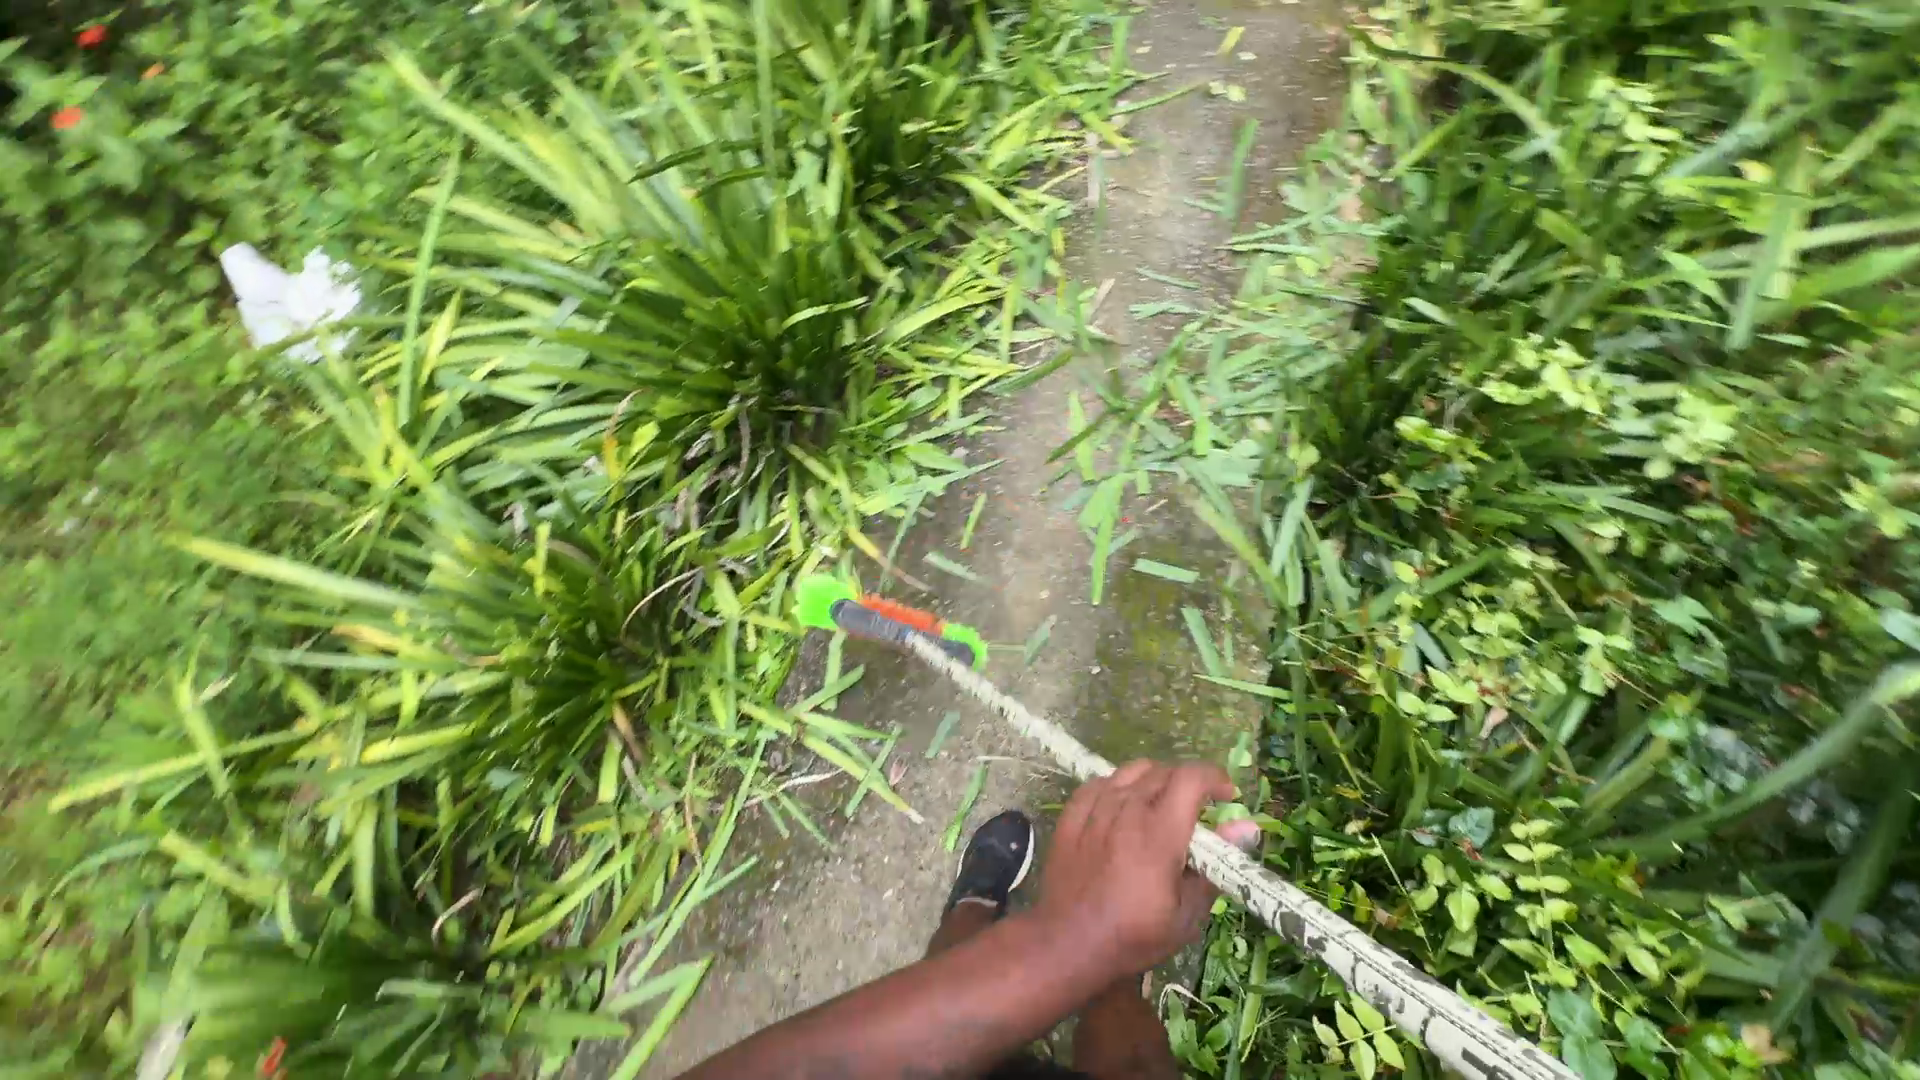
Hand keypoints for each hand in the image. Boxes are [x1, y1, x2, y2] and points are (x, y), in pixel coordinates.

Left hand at [1030, 760, 1259, 983]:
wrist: (1069, 941)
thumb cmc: (1134, 935)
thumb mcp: (1187, 913)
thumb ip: (1217, 864)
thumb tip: (1247, 827)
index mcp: (1159, 832)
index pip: (1191, 778)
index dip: (1214, 777)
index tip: (1227, 795)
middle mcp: (1127, 809)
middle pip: (1163, 772)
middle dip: (1188, 783)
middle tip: (1197, 811)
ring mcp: (1095, 809)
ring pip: (1131, 771)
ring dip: (1155, 780)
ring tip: (1162, 805)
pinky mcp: (1071, 815)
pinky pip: (1100, 782)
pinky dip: (1119, 786)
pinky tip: (1123, 807)